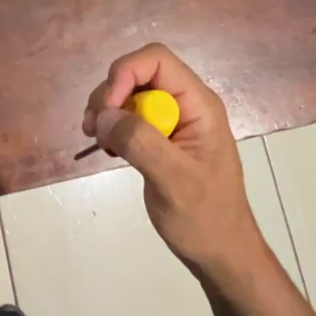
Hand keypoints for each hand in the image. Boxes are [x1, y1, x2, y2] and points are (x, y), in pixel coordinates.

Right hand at [82, 44, 263, 279]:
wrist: (221, 255)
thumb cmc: (206, 219)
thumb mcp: (175, 182)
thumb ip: (142, 143)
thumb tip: (104, 116)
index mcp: (198, 104)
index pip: (156, 60)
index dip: (126, 73)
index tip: (107, 109)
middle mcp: (185, 104)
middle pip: (137, 73)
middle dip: (110, 94)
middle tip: (94, 130)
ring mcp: (172, 120)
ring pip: (128, 92)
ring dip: (106, 110)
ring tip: (98, 141)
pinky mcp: (160, 136)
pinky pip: (128, 115)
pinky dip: (111, 125)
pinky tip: (108, 149)